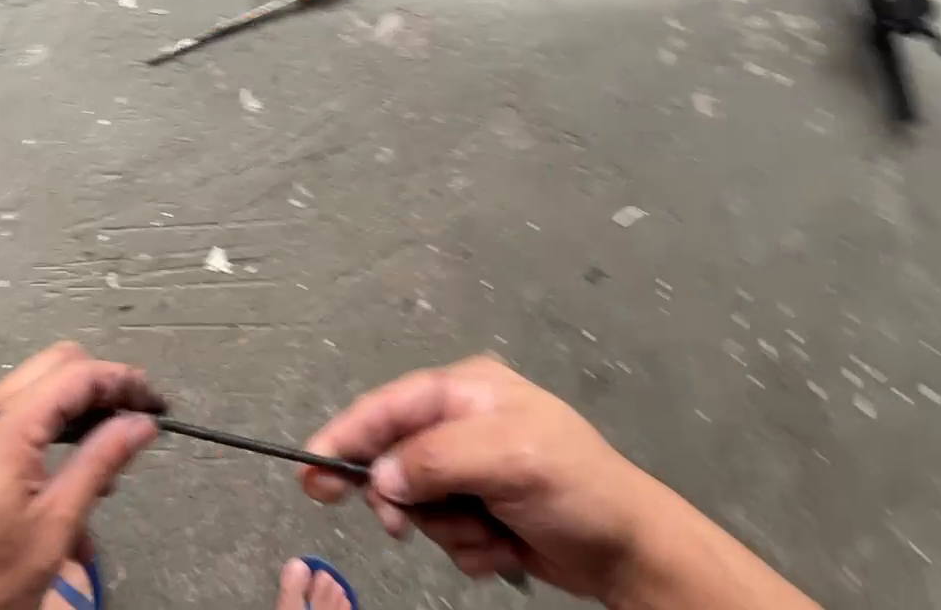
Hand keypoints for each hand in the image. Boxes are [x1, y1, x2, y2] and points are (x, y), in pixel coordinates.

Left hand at [0, 342, 164, 609]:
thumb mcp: (52, 529)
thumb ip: (99, 463)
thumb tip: (139, 424)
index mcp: (6, 426)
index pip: (79, 373)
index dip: (125, 380)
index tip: (156, 402)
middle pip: (58, 366)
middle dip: (101, 385)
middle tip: (133, 420)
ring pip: (36, 391)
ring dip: (76, 411)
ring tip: (105, 459)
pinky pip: (14, 420)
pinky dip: (48, 431)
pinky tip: (65, 478)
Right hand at [299, 355, 665, 599]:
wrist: (631, 550)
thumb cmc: (572, 486)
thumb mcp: (507, 458)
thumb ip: (436, 459)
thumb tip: (380, 476)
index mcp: (464, 391)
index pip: (389, 406)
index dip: (346, 433)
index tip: (309, 465)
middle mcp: (460, 422)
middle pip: (395, 456)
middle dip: (403, 496)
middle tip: (399, 525)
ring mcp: (470, 465)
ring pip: (417, 500)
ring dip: (444, 528)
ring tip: (486, 535)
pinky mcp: (479, 505)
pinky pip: (443, 529)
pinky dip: (466, 545)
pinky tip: (501, 547)